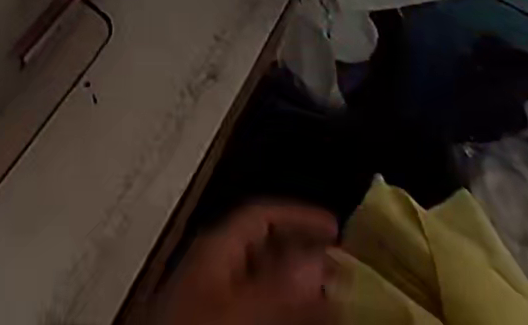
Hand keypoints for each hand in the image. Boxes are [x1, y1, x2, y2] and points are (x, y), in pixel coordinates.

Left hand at [151, 202, 338, 324]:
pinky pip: (254, 305)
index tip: (334, 227)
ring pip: (262, 279)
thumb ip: (278, 283)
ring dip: (295, 287)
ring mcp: (211, 294)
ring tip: (329, 298)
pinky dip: (281, 309)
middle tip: (338, 264)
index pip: (261, 214)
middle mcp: (212, 265)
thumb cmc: (188, 323)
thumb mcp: (237, 305)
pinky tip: (300, 317)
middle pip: (264, 246)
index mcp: (214, 246)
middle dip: (302, 252)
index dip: (299, 215)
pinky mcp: (212, 315)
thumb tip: (319, 260)